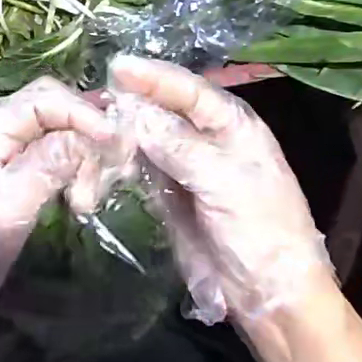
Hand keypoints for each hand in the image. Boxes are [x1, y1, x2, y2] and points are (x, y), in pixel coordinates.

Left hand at [0, 78, 115, 337]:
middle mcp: (3, 130)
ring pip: (65, 135)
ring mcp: (13, 152)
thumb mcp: (7, 207)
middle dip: (88, 137)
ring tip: (86, 202)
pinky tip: (84, 202)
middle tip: (109, 173)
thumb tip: (92, 135)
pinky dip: (80, 175)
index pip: (46, 98)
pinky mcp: (24, 175)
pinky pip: (62, 160)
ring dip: (86, 162)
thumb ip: (49, 166)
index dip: (83, 113)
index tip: (113, 143)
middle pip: (59, 111)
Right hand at [108, 56, 334, 324]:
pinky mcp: (170, 192)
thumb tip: (137, 115)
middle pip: (166, 109)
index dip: (155, 77)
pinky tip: (103, 154)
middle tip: (99, 92)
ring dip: (124, 130)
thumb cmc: (262, 231)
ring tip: (93, 122)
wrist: (268, 294)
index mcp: (234, 126)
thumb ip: (181, 147)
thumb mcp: (226, 183)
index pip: (190, 91)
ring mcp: (187, 166)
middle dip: (134, 99)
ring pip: (149, 136)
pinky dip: (123, 160)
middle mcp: (209, 139)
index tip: (118, 67)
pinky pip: (142, 167)